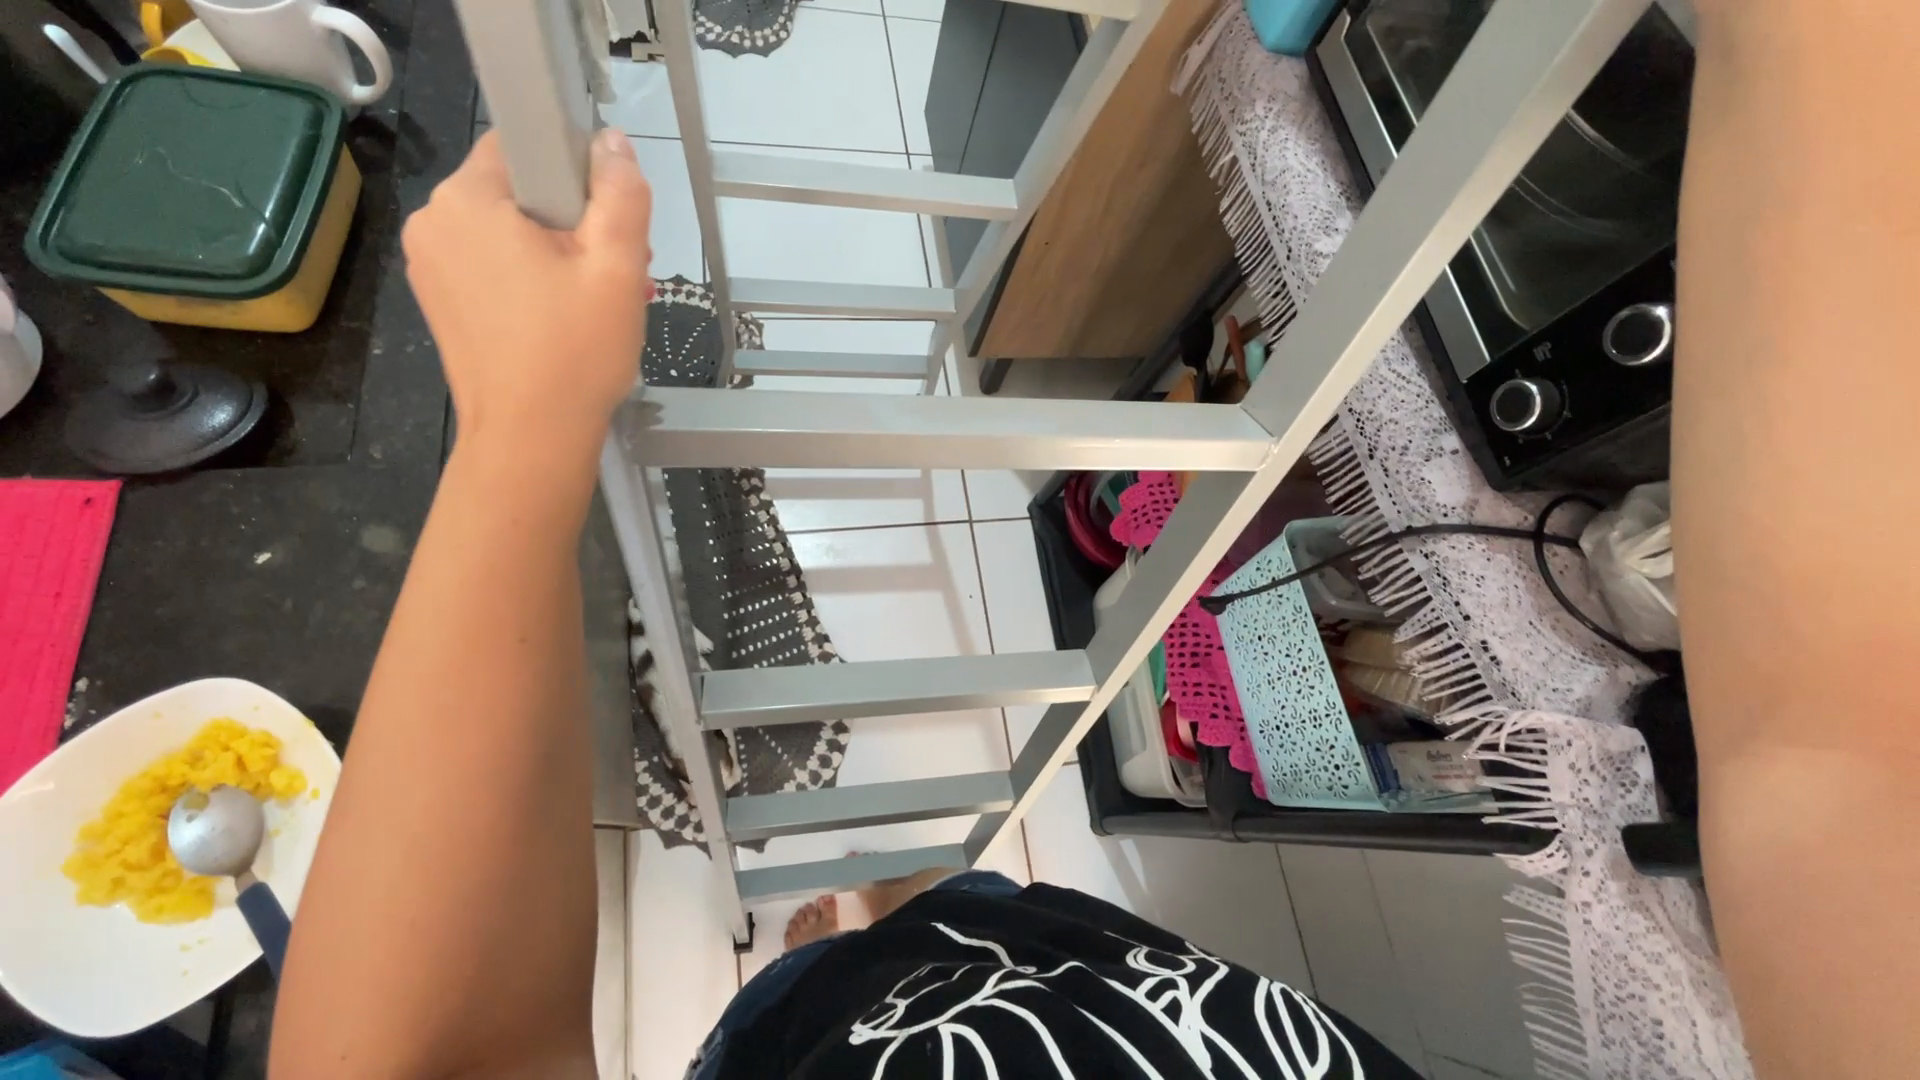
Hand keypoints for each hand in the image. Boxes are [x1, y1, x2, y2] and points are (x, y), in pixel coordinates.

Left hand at [403, 128, 652, 453]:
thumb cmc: (575, 351)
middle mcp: (434, 222)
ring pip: (509, 235)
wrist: (532, 439)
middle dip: (573, 225)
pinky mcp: (441, 304)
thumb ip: (621, 195)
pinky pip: (494, 270)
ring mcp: (431, 267)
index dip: (576, 174)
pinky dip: (533, 284)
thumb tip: (613, 143)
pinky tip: (565, 322)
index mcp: (467, 199)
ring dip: (559, 257)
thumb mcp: (616, 268)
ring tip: (597, 305)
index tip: (608, 225)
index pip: (524, 145)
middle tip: (618, 276)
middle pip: (518, 193)